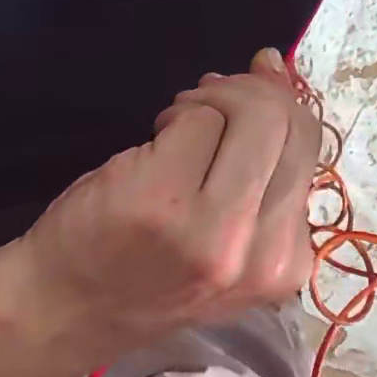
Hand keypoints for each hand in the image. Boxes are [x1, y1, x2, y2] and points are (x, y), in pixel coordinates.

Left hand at [8, 48, 321, 350]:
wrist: (68, 310)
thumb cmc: (147, 271)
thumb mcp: (228, 237)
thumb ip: (261, 165)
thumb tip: (273, 66)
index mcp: (285, 264)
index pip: (309, 148)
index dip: (277, 107)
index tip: (239, 103)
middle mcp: (260, 252)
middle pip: (288, 124)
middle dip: (247, 92)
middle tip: (204, 104)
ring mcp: (213, 228)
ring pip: (250, 115)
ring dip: (210, 101)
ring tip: (176, 127)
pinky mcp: (162, 199)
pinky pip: (198, 118)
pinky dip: (177, 113)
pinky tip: (153, 139)